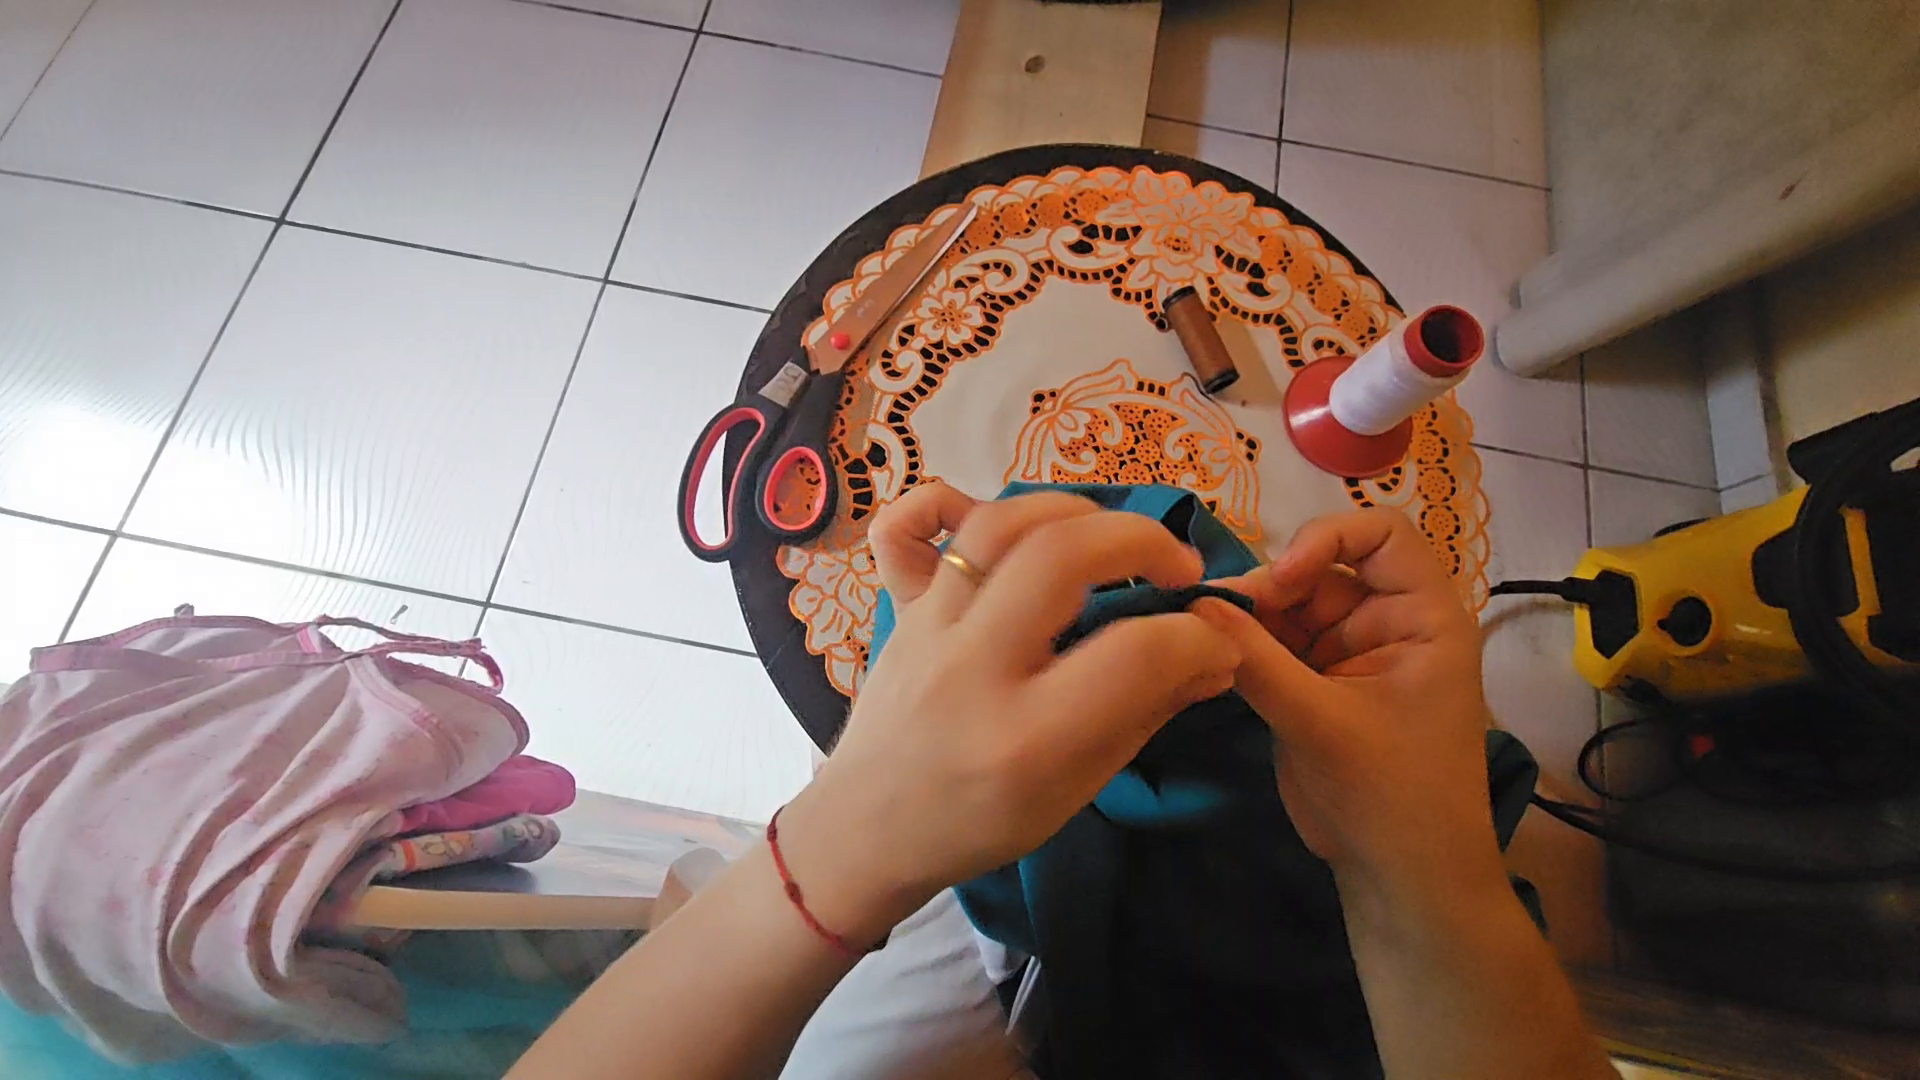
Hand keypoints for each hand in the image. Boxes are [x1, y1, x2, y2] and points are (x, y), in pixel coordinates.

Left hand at [776, 482, 1243, 944]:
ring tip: (1105, 537)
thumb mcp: (1075, 790)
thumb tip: (1212, 653)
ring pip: (995, 526)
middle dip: (1139, 539)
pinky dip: (945, 501)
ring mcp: (926, 628)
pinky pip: (903, 530)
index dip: (1197, 637)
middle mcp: (972, 667)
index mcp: (1026, 736)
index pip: (1134, 655)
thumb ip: (1146, 713)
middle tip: (1174, 565)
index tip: (1213, 637)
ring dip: (1069, 511)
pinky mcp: (898, 608)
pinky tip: (988, 516)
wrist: (869, 827)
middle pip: (1059, 556)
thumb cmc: (979, 823)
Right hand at [1202, 509, 1501, 899]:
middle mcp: (1380, 623)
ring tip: (1198, 634)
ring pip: (1283, 607)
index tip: (1281, 581)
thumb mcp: (1322, 723)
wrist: (1395, 875)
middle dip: (1266, 589)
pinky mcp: (1307, 679)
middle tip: (1212, 615)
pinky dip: (1236, 644)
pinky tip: (1203, 651)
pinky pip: (1266, 642)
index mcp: (1419, 619)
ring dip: (1243, 617)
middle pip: (1316, 571)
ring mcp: (1341, 651)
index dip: (1327, 540)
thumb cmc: (1389, 795)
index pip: (1381, 536)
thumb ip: (1256, 661)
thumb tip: (1192, 603)